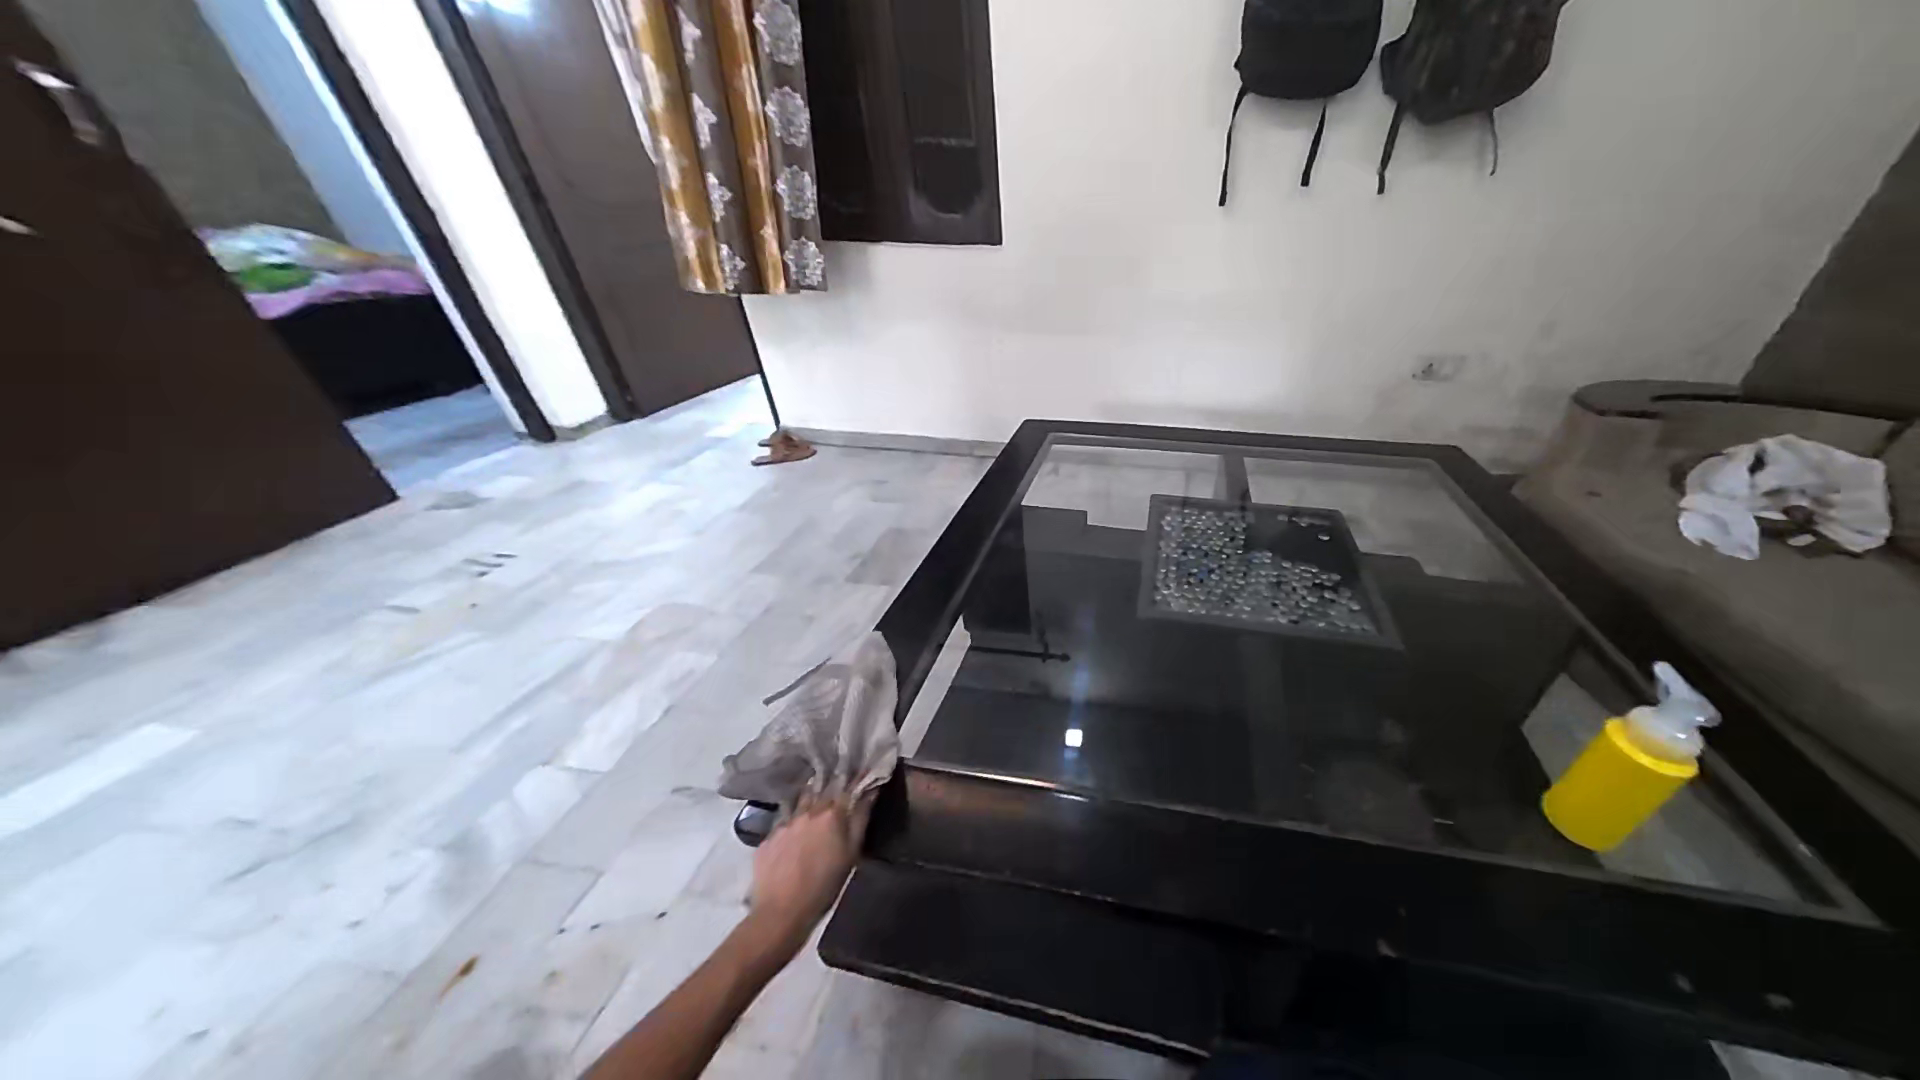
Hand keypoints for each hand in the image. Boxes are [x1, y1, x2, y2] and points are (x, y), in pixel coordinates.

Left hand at [746, 792, 871, 949]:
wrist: (781, 913)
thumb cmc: (825, 886)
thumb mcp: (851, 853)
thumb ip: (860, 819)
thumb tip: (870, 790)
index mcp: (831, 813)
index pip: (846, 785)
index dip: (854, 777)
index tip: (861, 768)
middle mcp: (806, 811)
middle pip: (821, 788)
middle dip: (831, 782)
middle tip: (838, 779)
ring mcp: (784, 823)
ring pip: (799, 802)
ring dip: (809, 798)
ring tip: (815, 800)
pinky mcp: (767, 838)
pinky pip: (783, 822)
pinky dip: (792, 822)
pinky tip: (794, 834)